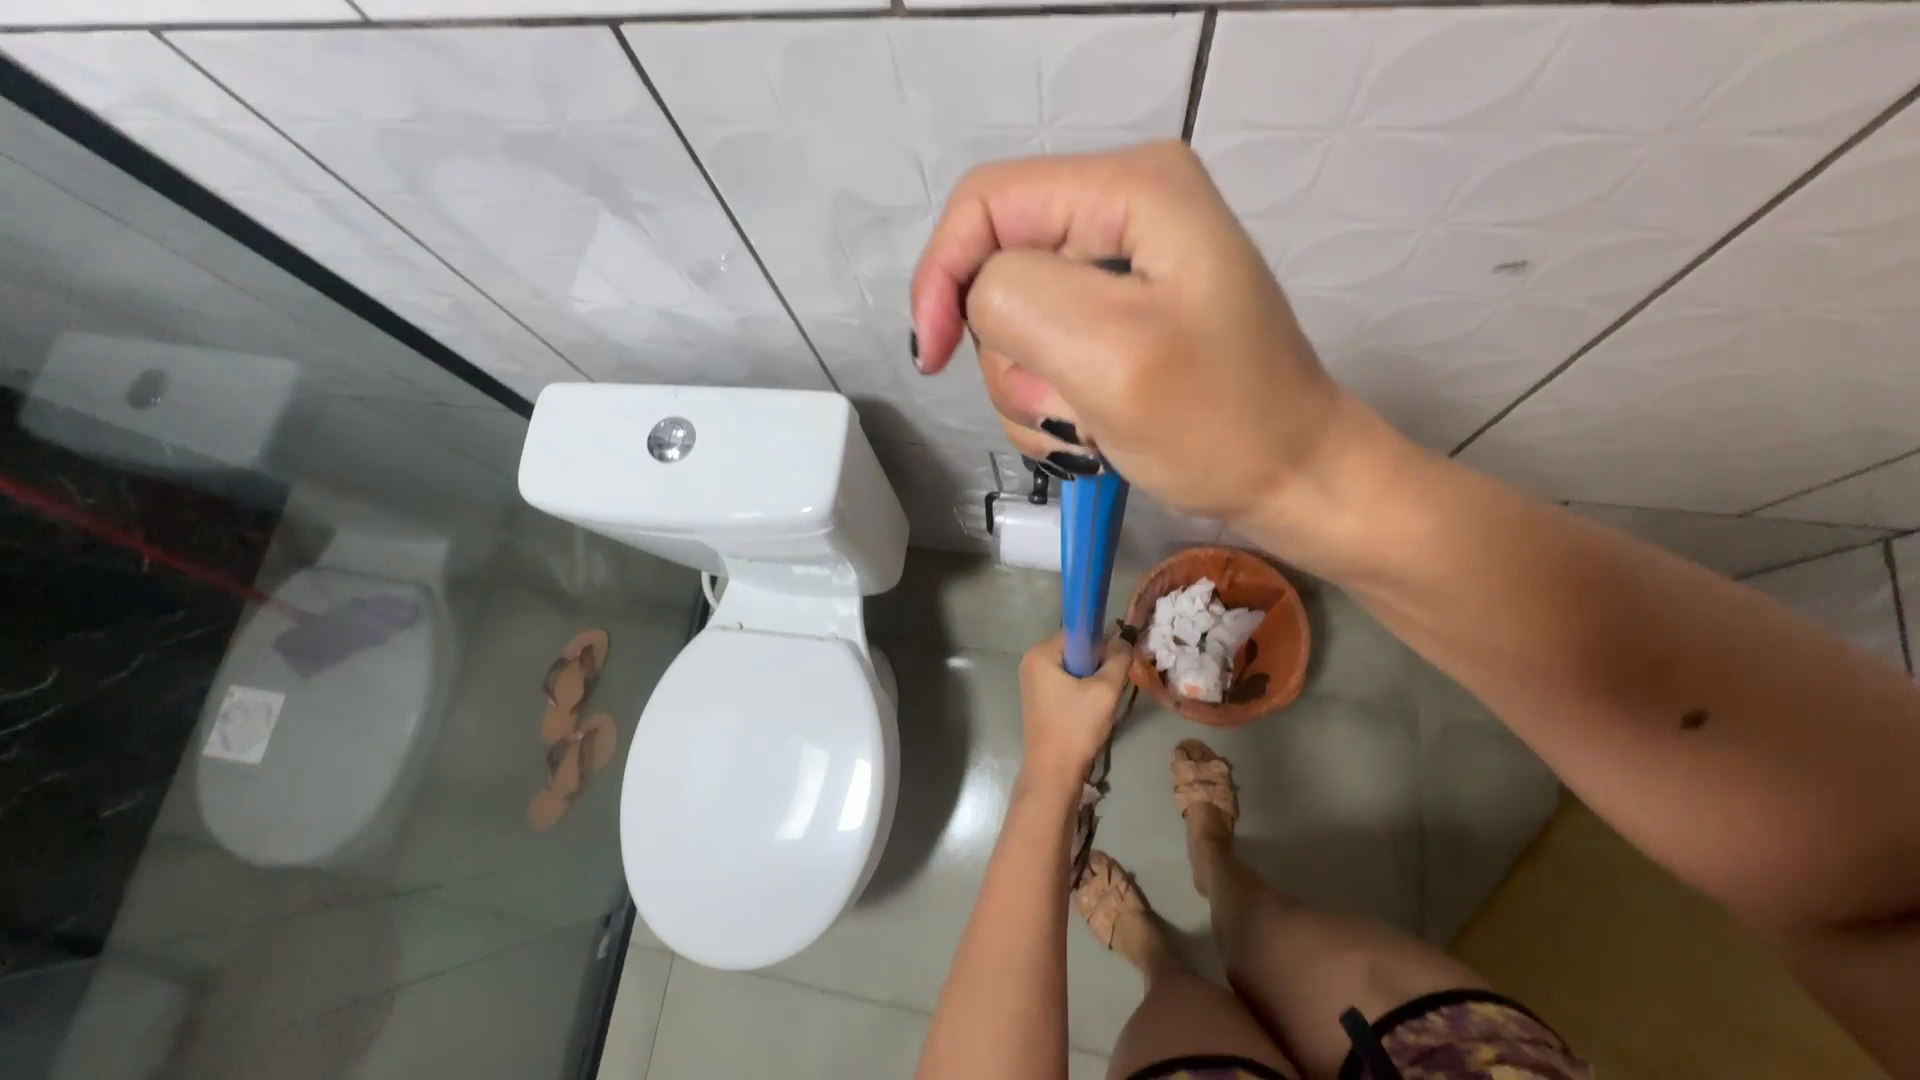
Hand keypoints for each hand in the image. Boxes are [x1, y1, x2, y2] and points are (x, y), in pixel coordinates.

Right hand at [910, 140, 1372, 530]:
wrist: (1290, 481)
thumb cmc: (1218, 423)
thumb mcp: (1111, 354)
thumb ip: (1018, 299)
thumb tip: (974, 298)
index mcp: (1131, 188)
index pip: (985, 203)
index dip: (942, 276)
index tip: (931, 359)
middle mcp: (1121, 211)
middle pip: (996, 270)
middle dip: (1012, 357)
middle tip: (1065, 409)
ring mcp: (1119, 271)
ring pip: (1010, 324)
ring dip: (1032, 391)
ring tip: (1089, 426)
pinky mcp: (1116, 318)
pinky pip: (1039, 355)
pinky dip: (1049, 405)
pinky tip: (1093, 430)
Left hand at [1018, 632, 1130, 780]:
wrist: (1054, 771)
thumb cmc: (1076, 726)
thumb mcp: (1104, 690)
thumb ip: (1118, 659)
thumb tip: (1124, 638)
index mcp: (1040, 653)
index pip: (1078, 632)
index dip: (1101, 642)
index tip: (1118, 659)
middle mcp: (1031, 662)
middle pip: (1075, 650)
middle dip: (1097, 663)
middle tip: (1112, 684)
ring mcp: (1032, 682)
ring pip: (1072, 669)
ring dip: (1091, 680)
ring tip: (1102, 699)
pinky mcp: (1038, 700)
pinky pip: (1065, 684)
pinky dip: (1080, 691)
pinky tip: (1091, 709)